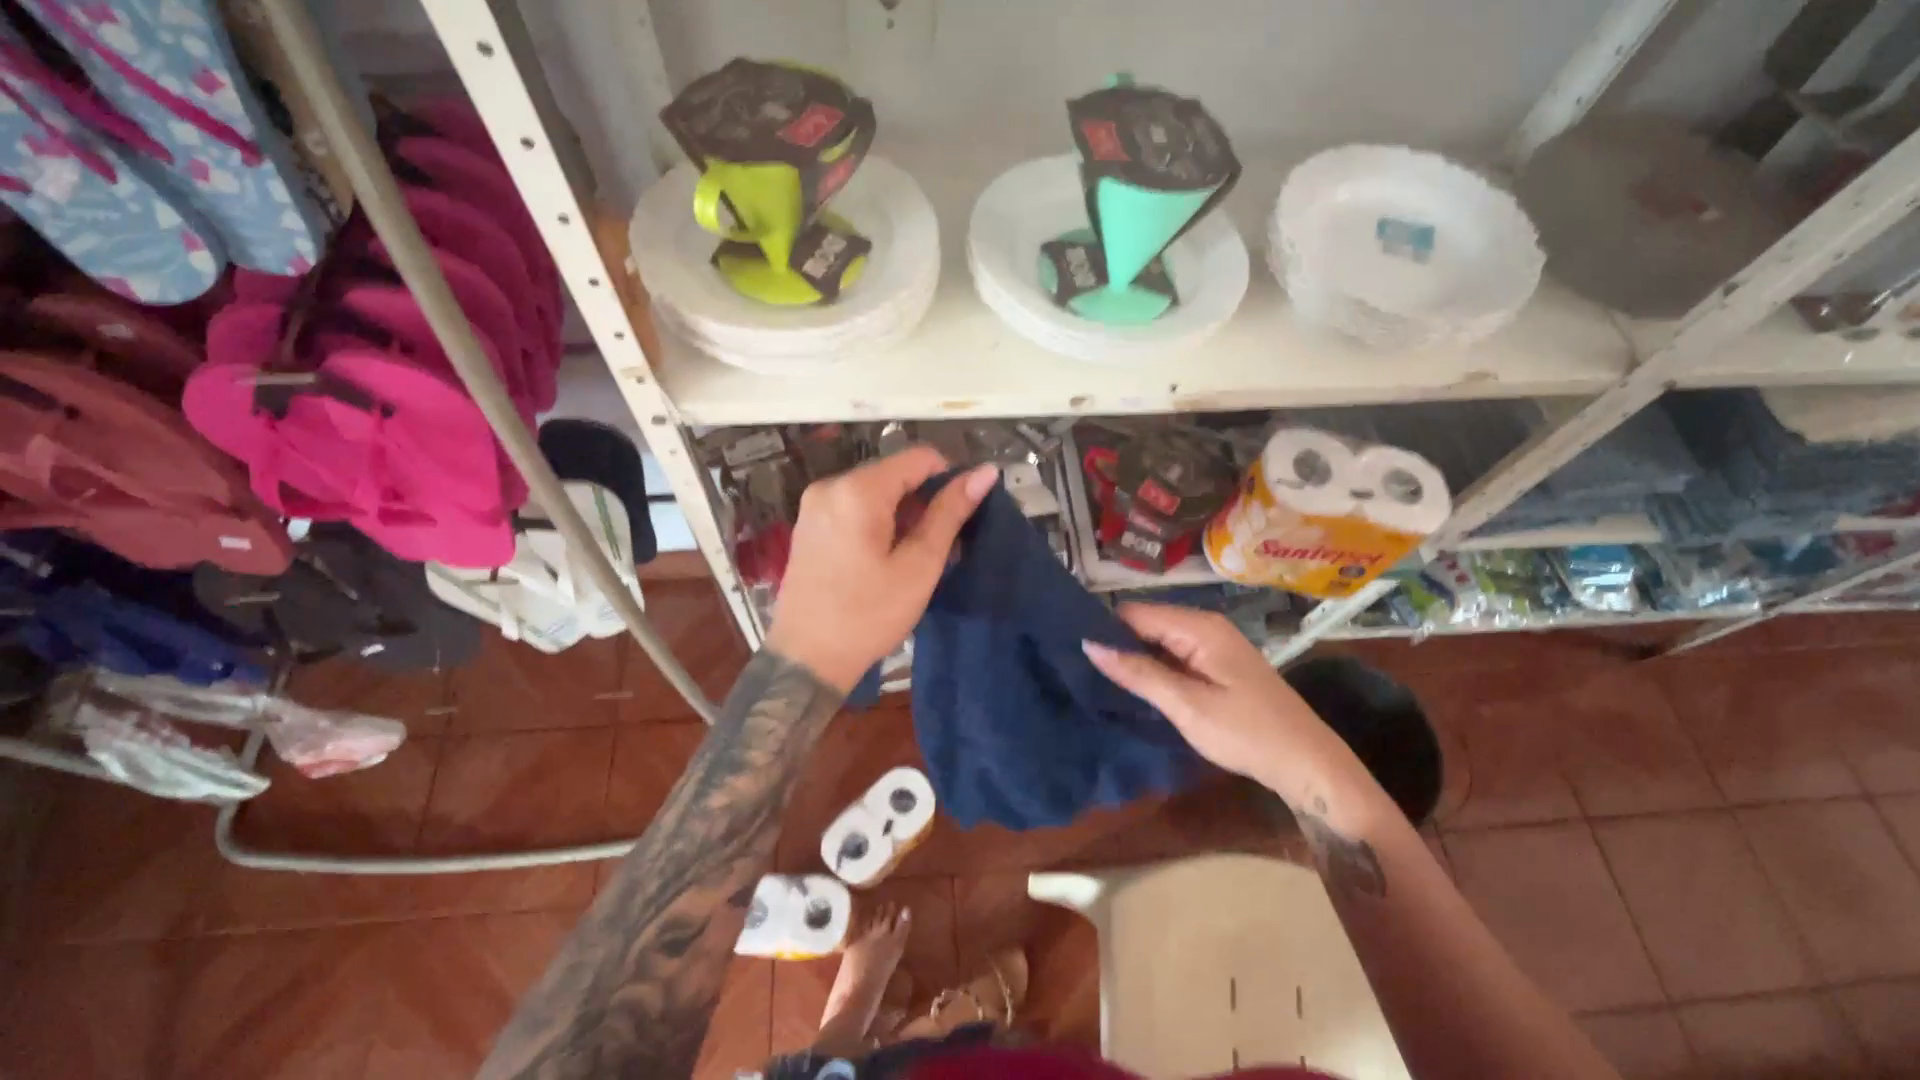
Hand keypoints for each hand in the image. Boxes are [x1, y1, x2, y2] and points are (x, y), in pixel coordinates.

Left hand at [765, 447, 998, 693]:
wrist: (807, 659)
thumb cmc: (868, 616)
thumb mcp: (919, 566)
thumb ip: (950, 513)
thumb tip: (985, 472)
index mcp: (857, 490)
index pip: (919, 457)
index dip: (950, 478)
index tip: (963, 515)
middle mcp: (830, 486)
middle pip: (895, 473)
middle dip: (924, 500)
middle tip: (944, 545)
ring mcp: (814, 505)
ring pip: (876, 492)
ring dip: (903, 514)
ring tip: (917, 558)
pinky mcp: (809, 524)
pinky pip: (854, 508)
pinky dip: (879, 523)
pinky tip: (888, 558)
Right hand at [1082, 603, 1351, 783]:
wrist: (1305, 761)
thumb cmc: (1246, 733)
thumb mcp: (1187, 706)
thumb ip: (1138, 673)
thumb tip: (1089, 645)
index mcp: (1199, 627)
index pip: (1134, 613)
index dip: (1103, 629)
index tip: (1071, 651)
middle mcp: (1206, 626)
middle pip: (1145, 624)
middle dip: (1116, 644)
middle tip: (1080, 672)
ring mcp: (1214, 645)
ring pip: (1158, 641)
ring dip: (1134, 659)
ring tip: (1099, 682)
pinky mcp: (1217, 665)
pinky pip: (1174, 656)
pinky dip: (1155, 670)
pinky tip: (1136, 690)